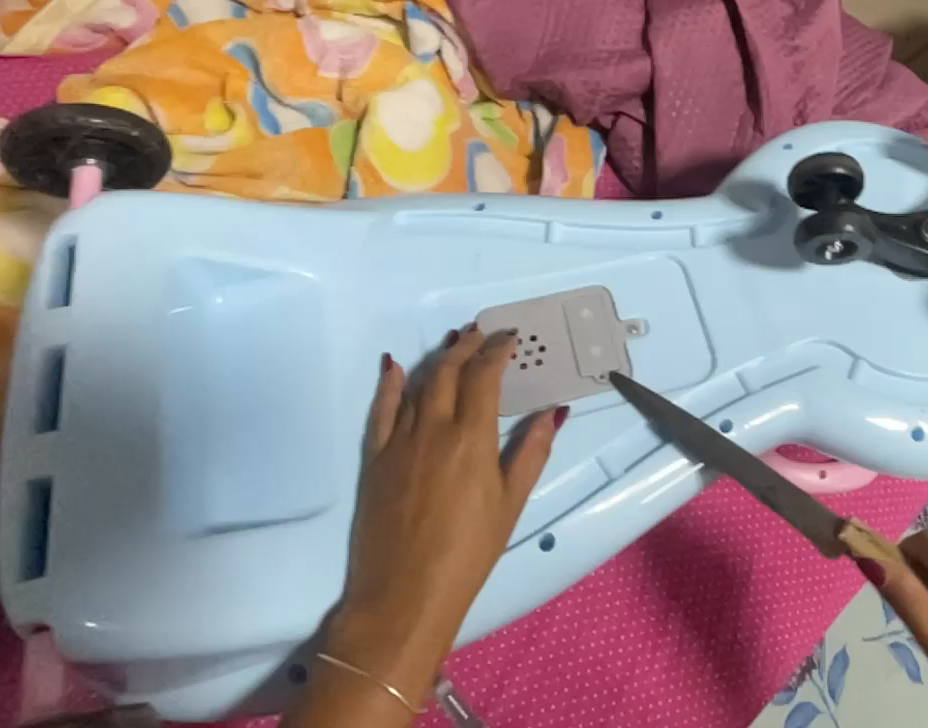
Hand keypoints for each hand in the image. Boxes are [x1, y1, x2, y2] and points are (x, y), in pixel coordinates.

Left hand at [286, 326, 560, 726]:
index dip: (498, 351)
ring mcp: (399, 442)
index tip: (510, 339)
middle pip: (450, 370)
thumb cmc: (468, 552)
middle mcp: (433, 428)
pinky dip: (390, 384)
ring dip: (439, 359)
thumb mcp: (511, 502)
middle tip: (482, 331)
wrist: (403, 596)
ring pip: (419, 385)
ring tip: (454, 342)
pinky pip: (381, 411)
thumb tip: (553, 411)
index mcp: (471, 437)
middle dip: (468, 345)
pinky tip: (395, 367)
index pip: (485, 375)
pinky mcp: (374, 459)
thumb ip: (531, 451)